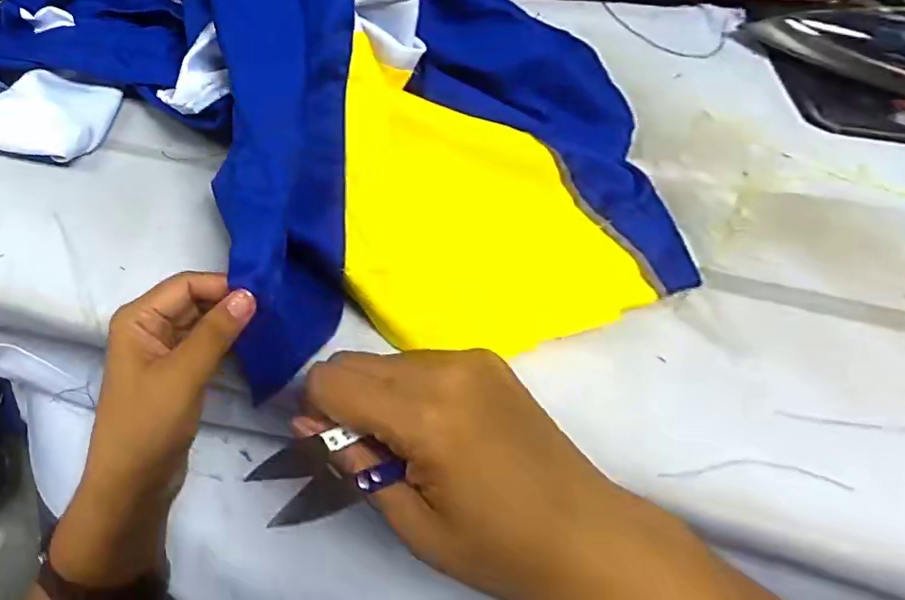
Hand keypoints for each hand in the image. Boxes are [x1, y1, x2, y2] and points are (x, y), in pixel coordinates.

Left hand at [47, 272, 255, 587]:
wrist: (131, 486)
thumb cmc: (149, 423)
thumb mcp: (183, 375)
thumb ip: (215, 333)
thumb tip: (248, 294)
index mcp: (138, 317)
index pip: (182, 286)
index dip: (220, 285)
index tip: (264, 292)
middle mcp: (147, 327)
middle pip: (191, 302)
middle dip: (227, 302)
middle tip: (274, 307)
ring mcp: (161, 352)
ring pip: (199, 325)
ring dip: (228, 324)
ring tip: (270, 323)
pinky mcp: (175, 375)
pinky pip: (201, 348)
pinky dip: (224, 346)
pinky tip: (254, 346)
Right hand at [300, 350, 774, 599]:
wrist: (599, 542)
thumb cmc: (504, 548)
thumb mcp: (417, 528)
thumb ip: (353, 466)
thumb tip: (304, 422)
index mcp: (425, 418)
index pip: (329, 382)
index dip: (315, 409)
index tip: (329, 441)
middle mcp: (440, 371)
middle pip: (348, 362)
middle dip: (341, 399)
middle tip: (368, 445)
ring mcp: (464, 357)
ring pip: (378, 359)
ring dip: (373, 391)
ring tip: (409, 437)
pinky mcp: (481, 356)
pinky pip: (413, 358)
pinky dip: (405, 384)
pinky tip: (438, 421)